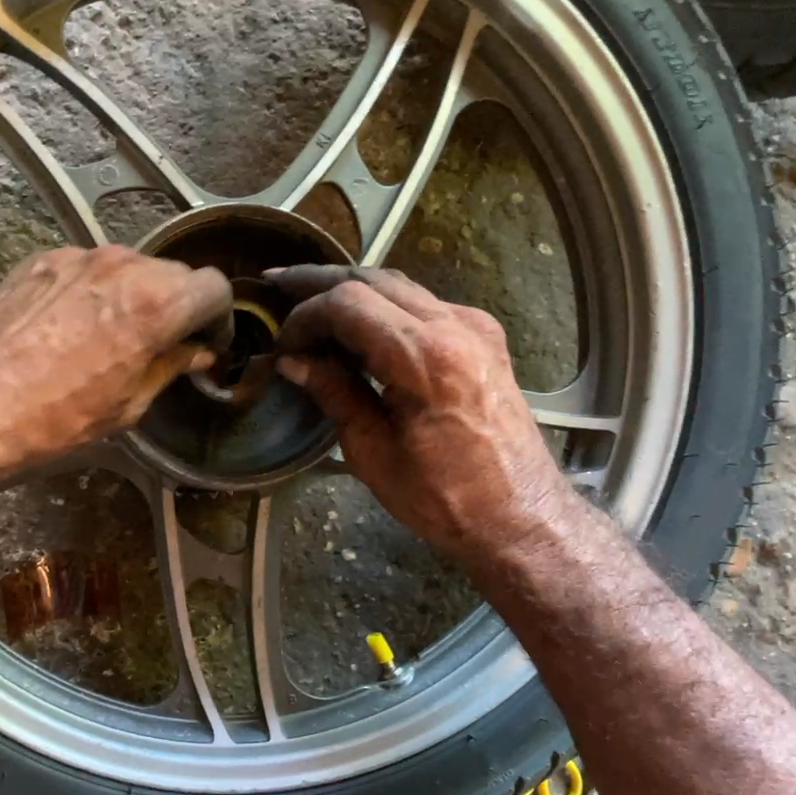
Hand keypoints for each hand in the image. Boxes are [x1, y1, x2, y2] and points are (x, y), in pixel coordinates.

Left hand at [0, 246, 229, 476]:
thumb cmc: (54, 420)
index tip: (207, 343)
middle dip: (176, 307)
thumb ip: (170, 367)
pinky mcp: (39, 262)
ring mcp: (75, 258)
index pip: (213, 287)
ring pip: (126, 269)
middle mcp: (120, 266)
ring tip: (110, 341)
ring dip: (133, 298)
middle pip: (171, 274)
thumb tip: (197, 353)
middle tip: (162, 347)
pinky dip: (92, 293)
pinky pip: (85, 270)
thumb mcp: (127, 406)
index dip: (218, 318)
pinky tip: (71, 331)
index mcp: (154, 303)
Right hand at [269, 266, 576, 560]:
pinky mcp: (482, 338)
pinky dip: (381, 306)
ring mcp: (474, 327)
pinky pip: (422, 304)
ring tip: (306, 298)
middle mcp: (455, 326)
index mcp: (425, 358)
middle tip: (276, 284)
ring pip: (399, 286)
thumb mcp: (372, 452)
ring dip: (350, 290)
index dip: (305, 316)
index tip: (281, 345)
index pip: (348, 304)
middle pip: (374, 280)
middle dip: (320, 282)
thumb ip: (335, 394)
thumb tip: (292, 362)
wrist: (519, 514)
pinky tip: (354, 324)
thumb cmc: (442, 498)